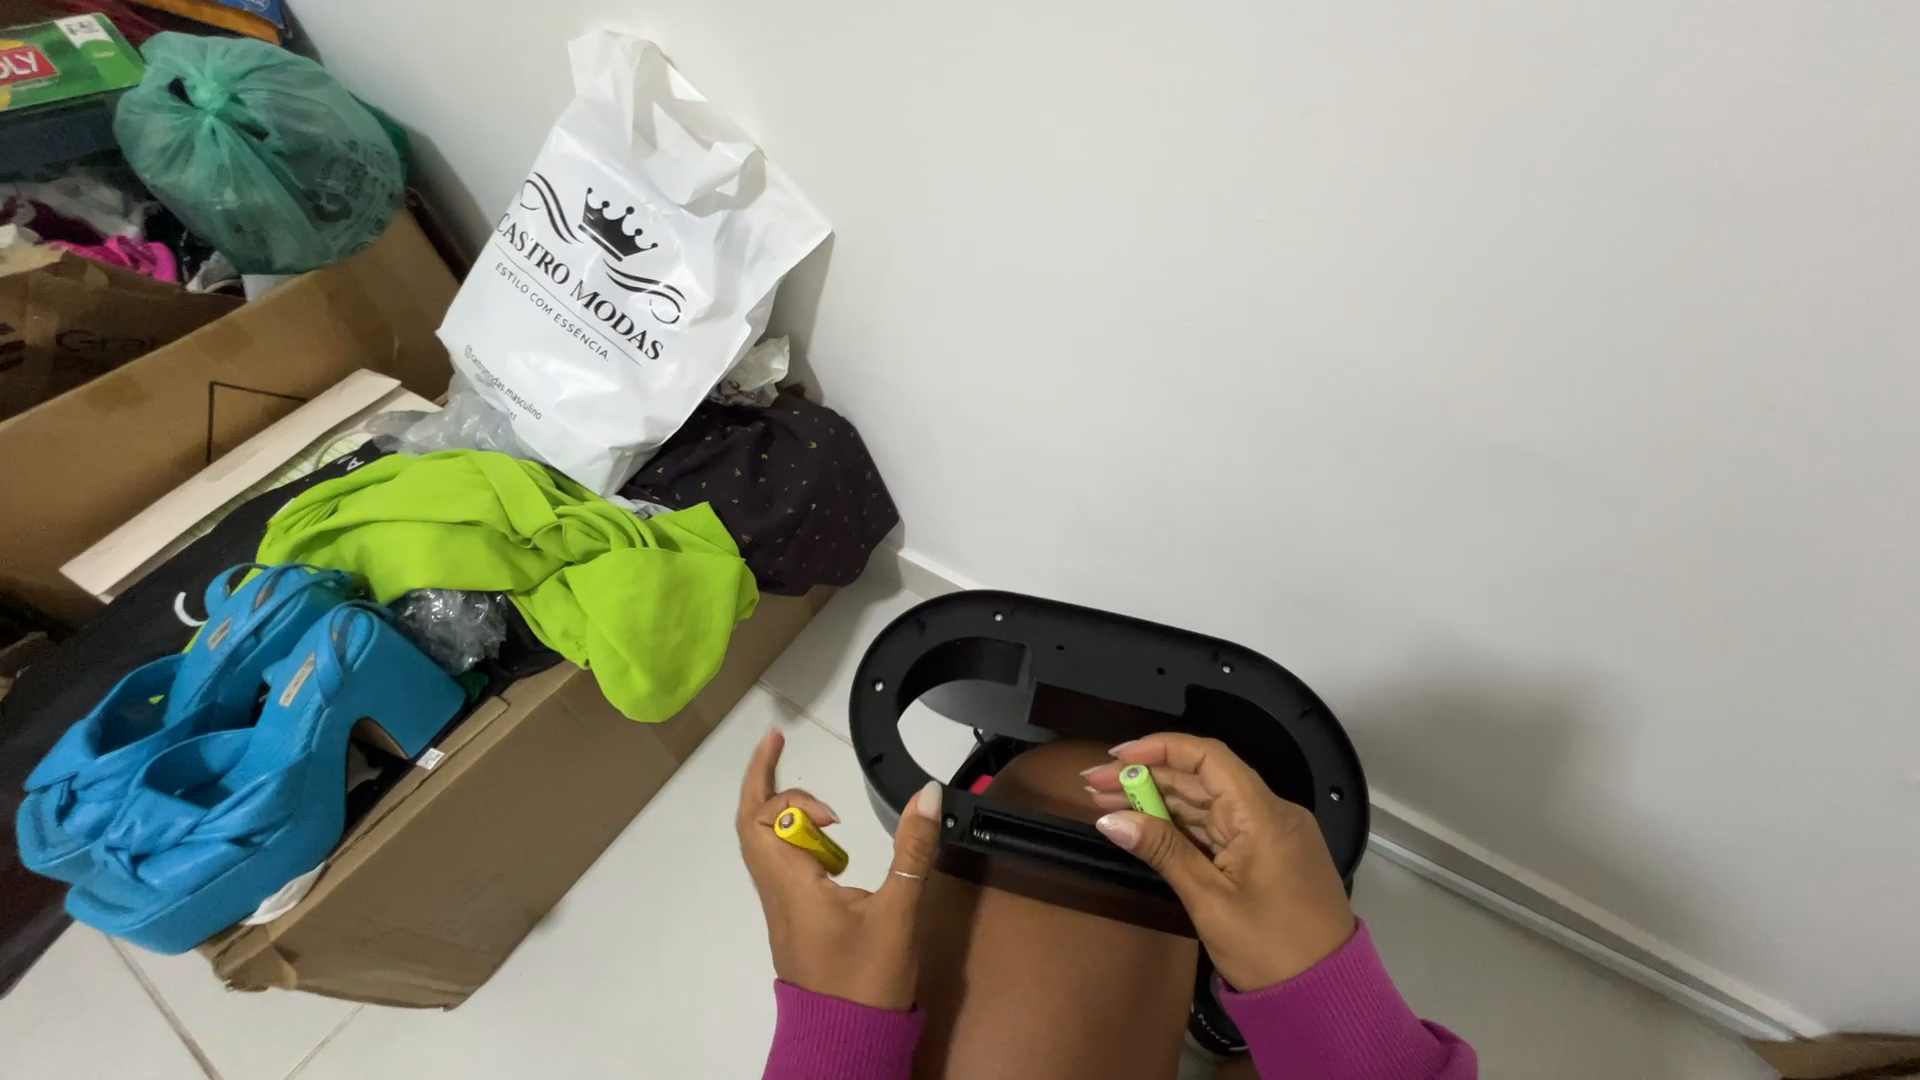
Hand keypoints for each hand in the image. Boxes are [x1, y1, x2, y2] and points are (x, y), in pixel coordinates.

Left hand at [736, 727, 942, 1008]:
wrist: (846, 1045)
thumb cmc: (866, 981)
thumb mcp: (898, 912)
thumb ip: (912, 850)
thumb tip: (926, 793)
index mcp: (791, 885)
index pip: (762, 821)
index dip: (790, 796)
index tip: (835, 808)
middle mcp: (777, 891)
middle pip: (751, 824)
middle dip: (759, 778)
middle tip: (775, 742)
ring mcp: (782, 906)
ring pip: (764, 844)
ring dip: (780, 808)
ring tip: (813, 793)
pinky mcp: (796, 918)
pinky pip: (781, 862)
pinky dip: (794, 835)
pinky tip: (828, 842)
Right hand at [1082, 733, 1354, 991]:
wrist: (1329, 1004)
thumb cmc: (1273, 952)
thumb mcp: (1210, 901)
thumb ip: (1161, 850)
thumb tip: (1109, 819)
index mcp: (1264, 814)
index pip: (1208, 757)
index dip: (1160, 748)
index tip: (1117, 757)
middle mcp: (1269, 812)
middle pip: (1199, 778)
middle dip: (1145, 777)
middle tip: (1093, 783)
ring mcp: (1267, 833)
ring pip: (1203, 801)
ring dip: (1156, 800)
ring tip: (1104, 801)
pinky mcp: (1264, 853)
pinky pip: (1215, 825)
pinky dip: (1178, 824)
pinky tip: (1142, 823)